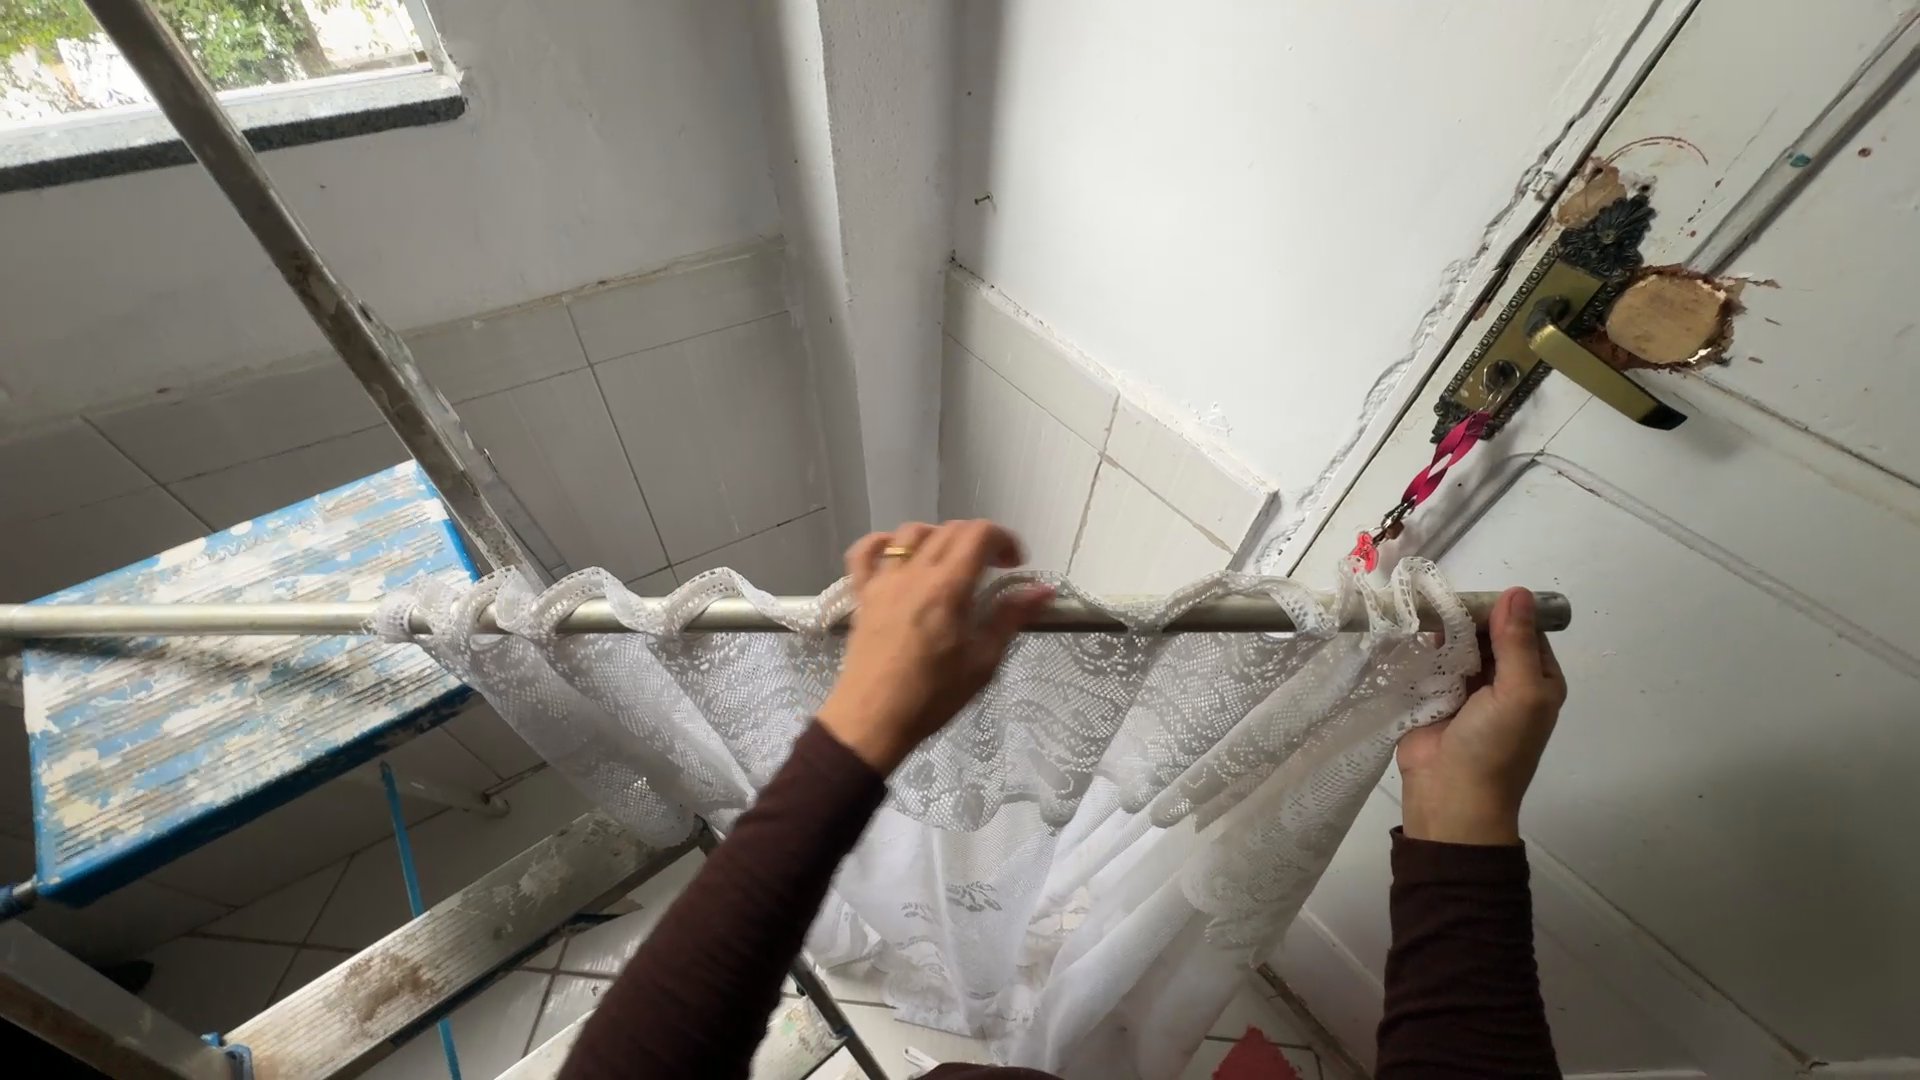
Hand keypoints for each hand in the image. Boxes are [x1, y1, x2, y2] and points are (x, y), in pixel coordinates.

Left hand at [815, 520, 1055, 773]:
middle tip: (993, 570)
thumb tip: (1043, 591)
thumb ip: (1010, 618)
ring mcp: (883, 581)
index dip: (1004, 540)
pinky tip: (899, 558)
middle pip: (950, 530)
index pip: (979, 534)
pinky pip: (865, 552)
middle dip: (979, 540)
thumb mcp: (982, 661)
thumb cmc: (932, 697)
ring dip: (939, 537)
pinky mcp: (861, 594)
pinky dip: (884, 543)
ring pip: (911, 533)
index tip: (1014, 567)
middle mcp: (914, 573)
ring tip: (951, 564)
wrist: (872, 721)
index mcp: (948, 588)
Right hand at [1396, 587, 1565, 845]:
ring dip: (1438, 633)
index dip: (1499, 610)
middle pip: (1485, 635)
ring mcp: (1465, 688)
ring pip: (1455, 646)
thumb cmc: (1495, 746)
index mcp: (1535, 679)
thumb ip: (1515, 643)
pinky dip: (1419, 650)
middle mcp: (1503, 680)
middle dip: (1463, 620)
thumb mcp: (1518, 692)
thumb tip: (1518, 591)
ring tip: (1416, 620)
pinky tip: (1404, 638)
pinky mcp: (1431, 695)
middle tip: (1435, 606)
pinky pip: (1428, 663)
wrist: (1451, 793)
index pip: (1521, 630)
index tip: (1467, 598)